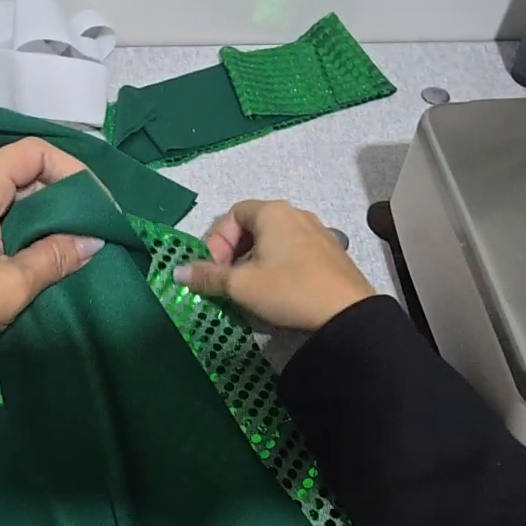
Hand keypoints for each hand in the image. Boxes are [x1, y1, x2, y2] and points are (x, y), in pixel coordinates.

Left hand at [0, 139, 105, 414]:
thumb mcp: (11, 287)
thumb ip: (57, 257)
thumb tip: (93, 241)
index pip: (33, 152)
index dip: (73, 171)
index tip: (98, 207)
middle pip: (17, 172)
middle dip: (58, 197)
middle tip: (89, 232)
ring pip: (0, 197)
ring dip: (35, 218)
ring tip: (64, 249)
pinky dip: (10, 230)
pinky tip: (26, 260)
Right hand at [174, 200, 374, 330]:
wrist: (347, 313)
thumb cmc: (289, 289)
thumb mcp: (241, 285)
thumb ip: (207, 276)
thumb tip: (178, 271)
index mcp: (272, 212)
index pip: (232, 215)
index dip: (217, 241)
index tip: (215, 269)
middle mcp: (295, 213)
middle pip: (253, 225)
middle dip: (234, 252)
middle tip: (229, 279)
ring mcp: (318, 231)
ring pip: (274, 239)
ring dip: (255, 260)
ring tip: (251, 288)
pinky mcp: (331, 251)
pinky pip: (294, 250)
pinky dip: (278, 264)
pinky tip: (279, 290)